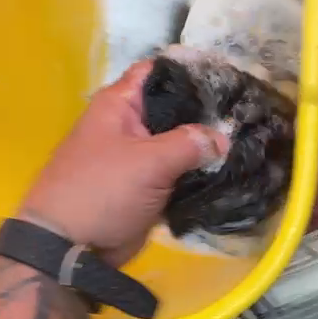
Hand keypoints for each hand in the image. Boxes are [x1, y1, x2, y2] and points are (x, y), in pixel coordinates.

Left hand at [15, 62, 228, 266]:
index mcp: (119, 105)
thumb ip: (189, 144)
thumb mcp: (149, 162)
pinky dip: (197, 175)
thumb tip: (223, 138)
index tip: (227, 79)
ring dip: (205, 149)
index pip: (158, 73)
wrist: (72, 246)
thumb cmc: (103, 191)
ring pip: (179, 146)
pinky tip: (227, 172)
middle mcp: (129, 126)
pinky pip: (177, 175)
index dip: (191, 72)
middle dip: (206, 114)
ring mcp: (138, 159)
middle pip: (173, 111)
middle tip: (245, 115)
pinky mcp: (147, 188)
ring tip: (244, 143)